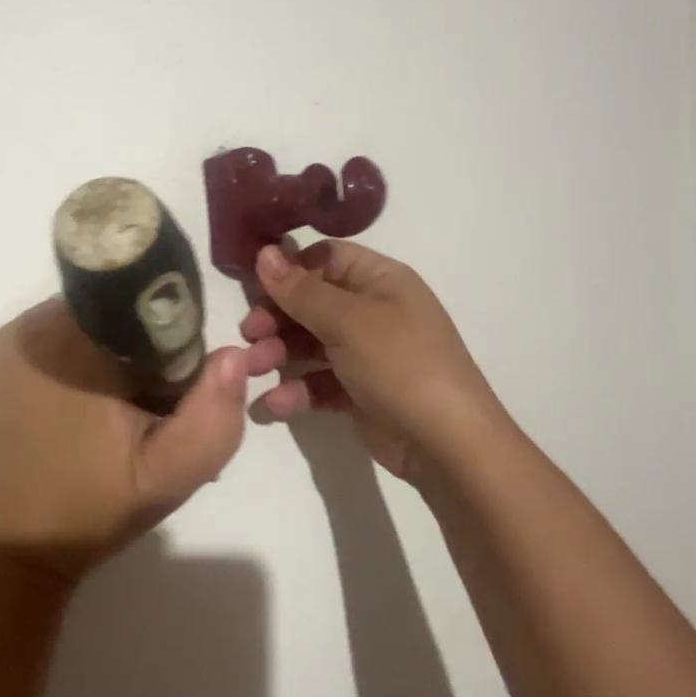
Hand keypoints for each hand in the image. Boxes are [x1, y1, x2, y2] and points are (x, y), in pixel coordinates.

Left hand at [0, 299, 249, 582]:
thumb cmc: (83, 513)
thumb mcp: (167, 476)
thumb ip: (213, 415)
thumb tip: (235, 355)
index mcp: (71, 337)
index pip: (145, 314)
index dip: (172, 356)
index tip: (172, 404)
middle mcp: (24, 331)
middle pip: (107, 327)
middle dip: (135, 367)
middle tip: (143, 429)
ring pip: (70, 345)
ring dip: (97, 377)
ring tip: (102, 438)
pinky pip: (34, 367)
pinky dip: (59, 389)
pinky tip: (62, 438)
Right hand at [240, 241, 508, 484]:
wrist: (446, 443)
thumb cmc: (401, 365)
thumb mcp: (349, 321)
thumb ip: (301, 290)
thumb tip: (265, 253)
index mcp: (381, 281)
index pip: (326, 259)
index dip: (290, 269)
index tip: (253, 285)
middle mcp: (373, 311)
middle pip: (311, 302)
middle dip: (276, 317)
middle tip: (248, 334)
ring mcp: (366, 354)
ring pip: (309, 343)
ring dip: (278, 354)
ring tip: (253, 369)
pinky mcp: (357, 392)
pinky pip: (317, 382)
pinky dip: (295, 391)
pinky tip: (274, 404)